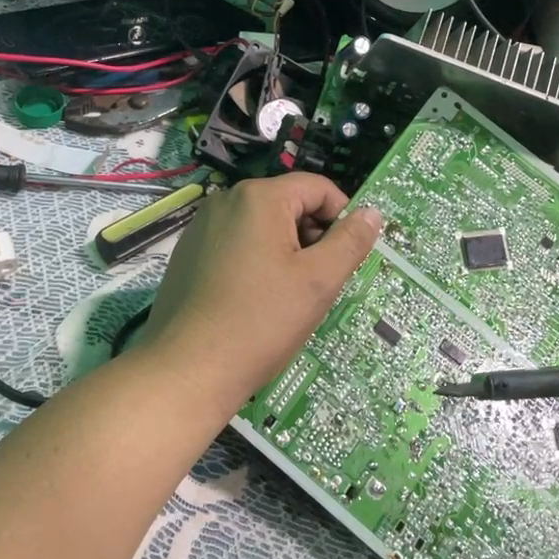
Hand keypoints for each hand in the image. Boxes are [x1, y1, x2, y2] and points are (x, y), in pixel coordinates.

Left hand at [134, 174, 381, 413]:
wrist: (186, 370)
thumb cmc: (260, 322)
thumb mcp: (318, 282)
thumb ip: (350, 242)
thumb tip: (371, 213)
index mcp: (259, 198)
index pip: (318, 188)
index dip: (343, 219)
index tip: (348, 259)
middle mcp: (226, 200)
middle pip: (289, 205)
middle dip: (313, 239)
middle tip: (320, 285)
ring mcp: (202, 227)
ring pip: (263, 228)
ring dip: (287, 254)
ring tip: (289, 299)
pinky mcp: (189, 254)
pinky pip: (237, 245)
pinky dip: (257, 264)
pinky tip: (256, 304)